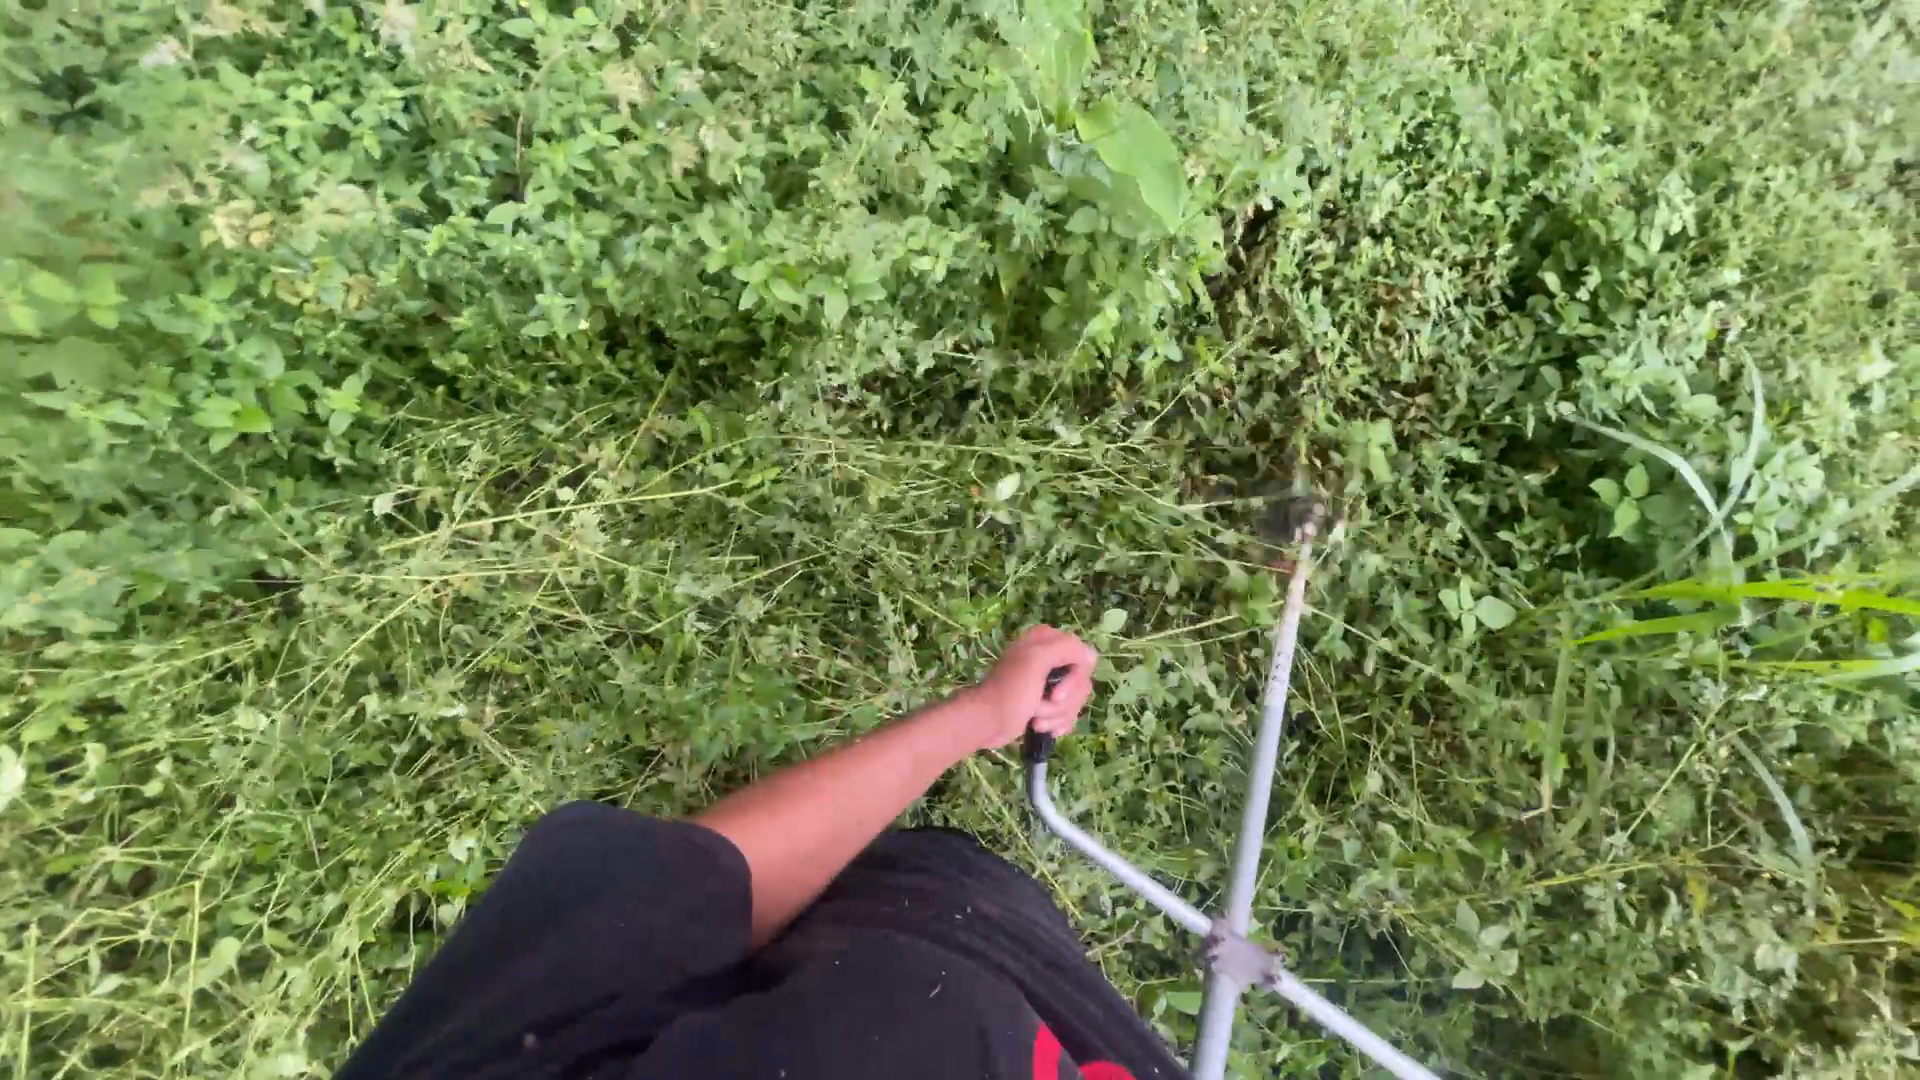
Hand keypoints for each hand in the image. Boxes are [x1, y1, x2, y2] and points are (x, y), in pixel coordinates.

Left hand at [960, 625, 1098, 750]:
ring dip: (1057, 715)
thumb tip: (1091, 656)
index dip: (1075, 679)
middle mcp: (1050, 657)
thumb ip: (1066, 648)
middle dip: (1063, 702)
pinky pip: (1068, 713)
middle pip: (1082, 682)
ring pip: (1075, 700)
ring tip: (1035, 719)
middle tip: (1041, 706)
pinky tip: (1042, 727)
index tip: (1056, 694)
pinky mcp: (1045, 702)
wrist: (988, 722)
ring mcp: (1048, 681)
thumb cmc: (1010, 691)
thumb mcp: (1036, 660)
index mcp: (1047, 641)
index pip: (1084, 658)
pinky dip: (1057, 723)